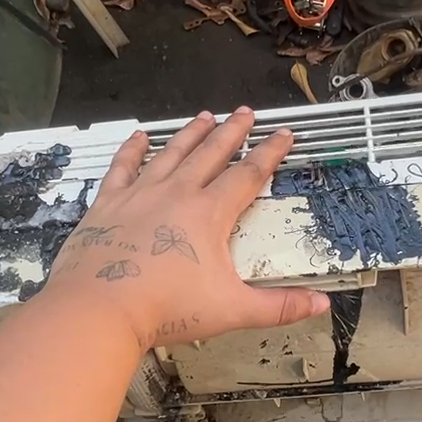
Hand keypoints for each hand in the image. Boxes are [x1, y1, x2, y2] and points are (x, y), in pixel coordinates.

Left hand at [38, 107, 329, 348]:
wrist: (100, 310)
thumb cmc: (167, 309)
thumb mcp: (232, 310)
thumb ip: (279, 306)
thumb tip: (321, 304)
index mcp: (209, 213)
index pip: (249, 174)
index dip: (270, 152)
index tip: (283, 133)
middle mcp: (177, 193)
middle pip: (211, 153)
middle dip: (232, 132)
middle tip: (245, 112)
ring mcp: (140, 194)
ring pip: (171, 153)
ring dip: (190, 134)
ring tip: (204, 117)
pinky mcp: (108, 204)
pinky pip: (122, 167)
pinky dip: (132, 150)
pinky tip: (138, 137)